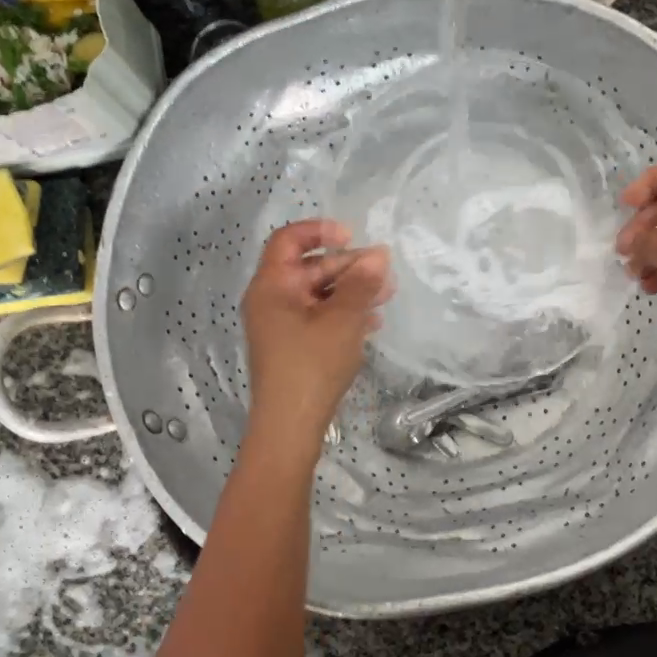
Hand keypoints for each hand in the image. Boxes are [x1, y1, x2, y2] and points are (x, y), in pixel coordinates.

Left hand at [242, 220, 390, 444]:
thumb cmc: (312, 366)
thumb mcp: (343, 320)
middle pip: (309, 267)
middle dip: (348, 266)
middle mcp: (271, 300)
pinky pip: (318, 318)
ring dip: (351, 291)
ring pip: (318, 294)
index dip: (319, 230)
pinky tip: (371, 324)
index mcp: (272, 286)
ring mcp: (280, 325)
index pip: (289, 239)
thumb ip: (361, 284)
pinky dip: (343, 314)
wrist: (289, 426)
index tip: (352, 237)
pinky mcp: (292, 346)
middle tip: (384, 273)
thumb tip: (378, 255)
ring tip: (386, 296)